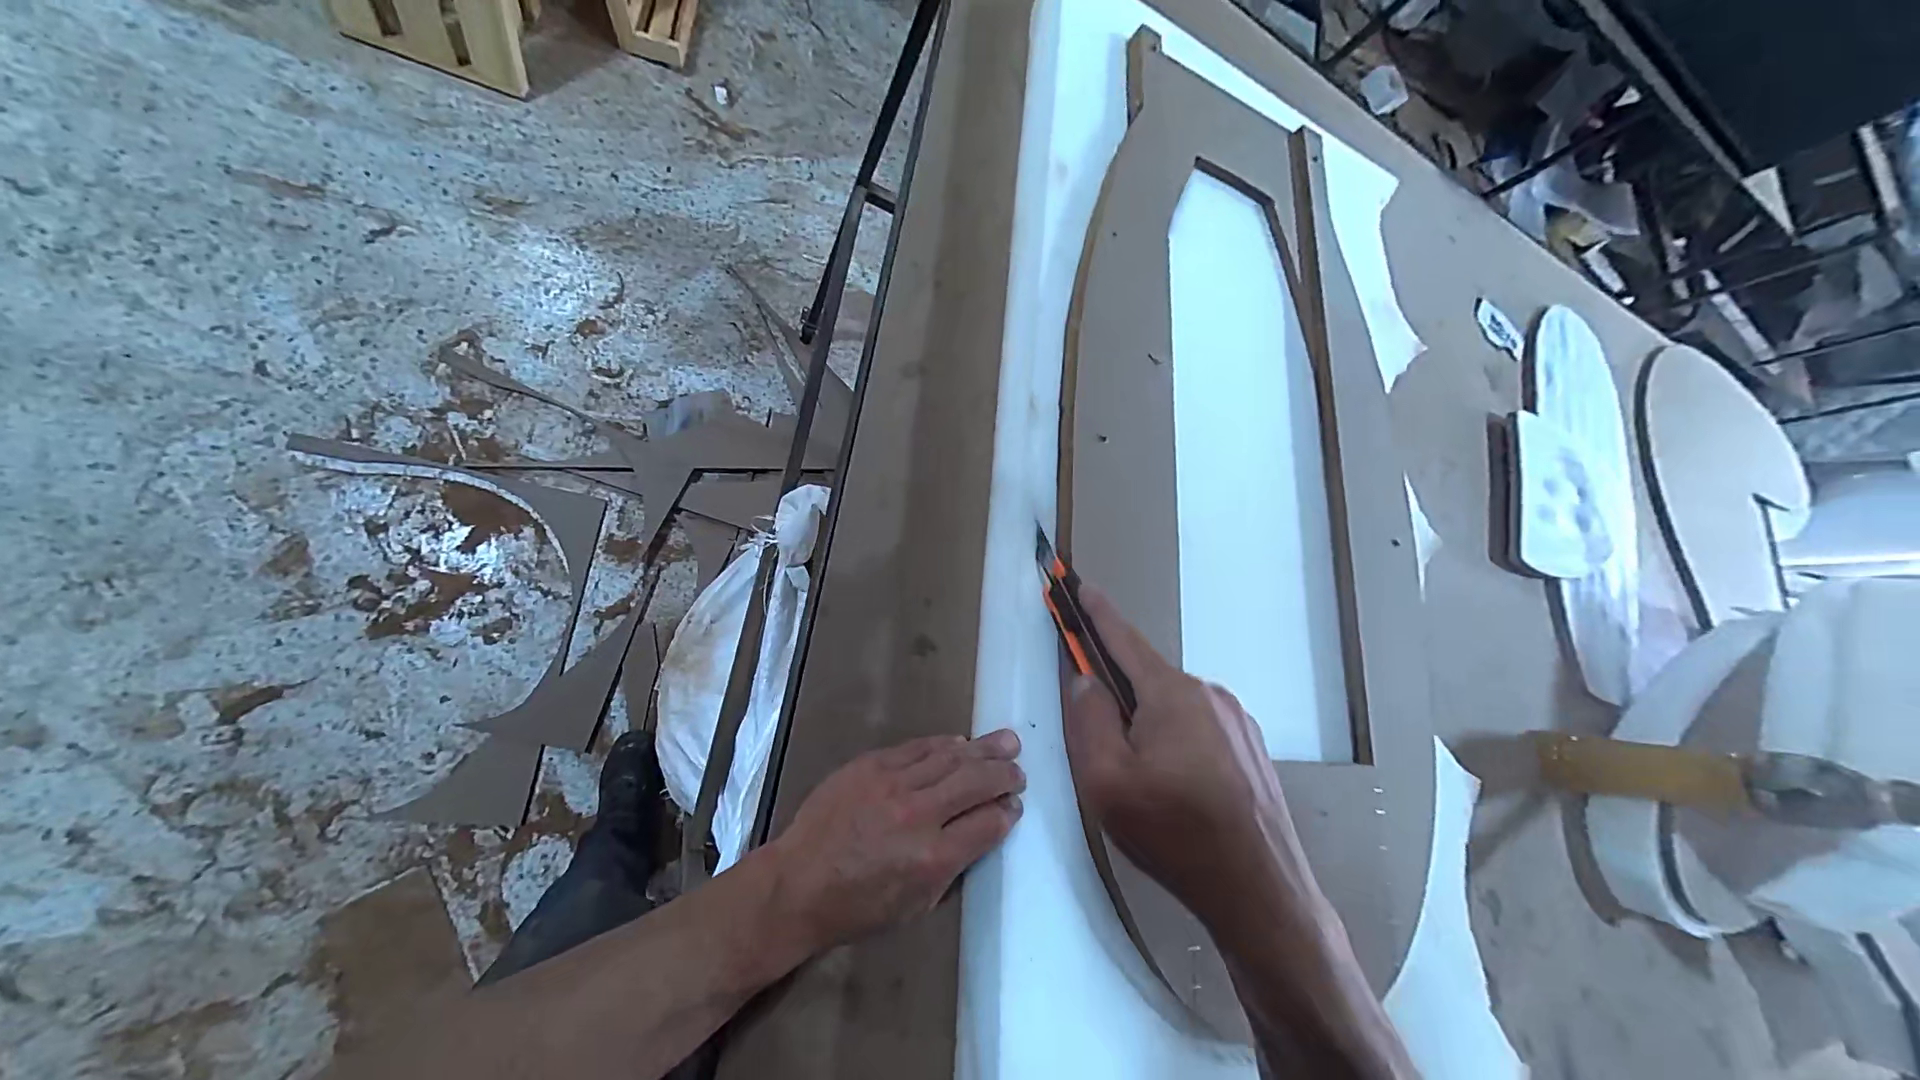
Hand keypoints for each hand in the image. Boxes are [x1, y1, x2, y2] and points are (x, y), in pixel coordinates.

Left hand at [766, 730, 1024, 953]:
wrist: (798, 882)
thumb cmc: (858, 906)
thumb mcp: (916, 904)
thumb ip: (955, 865)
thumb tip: (984, 827)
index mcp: (932, 858)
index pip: (988, 823)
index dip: (1008, 812)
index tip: (1015, 806)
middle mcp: (918, 814)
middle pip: (976, 782)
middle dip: (1004, 774)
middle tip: (1018, 770)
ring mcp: (893, 783)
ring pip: (951, 757)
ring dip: (983, 749)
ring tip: (1006, 742)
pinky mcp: (871, 764)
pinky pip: (917, 747)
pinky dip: (943, 743)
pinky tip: (960, 741)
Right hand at [1063, 587, 1319, 927]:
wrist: (1260, 891)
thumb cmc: (1175, 833)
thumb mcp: (1106, 780)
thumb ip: (1088, 718)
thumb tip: (1087, 679)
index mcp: (1172, 693)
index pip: (1123, 638)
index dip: (1096, 612)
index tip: (1079, 584)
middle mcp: (1209, 694)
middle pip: (1145, 678)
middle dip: (1117, 696)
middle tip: (1103, 747)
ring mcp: (1236, 720)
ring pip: (1170, 706)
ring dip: (1146, 725)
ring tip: (1142, 782)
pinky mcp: (1250, 747)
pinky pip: (1197, 727)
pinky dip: (1174, 741)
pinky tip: (1175, 788)